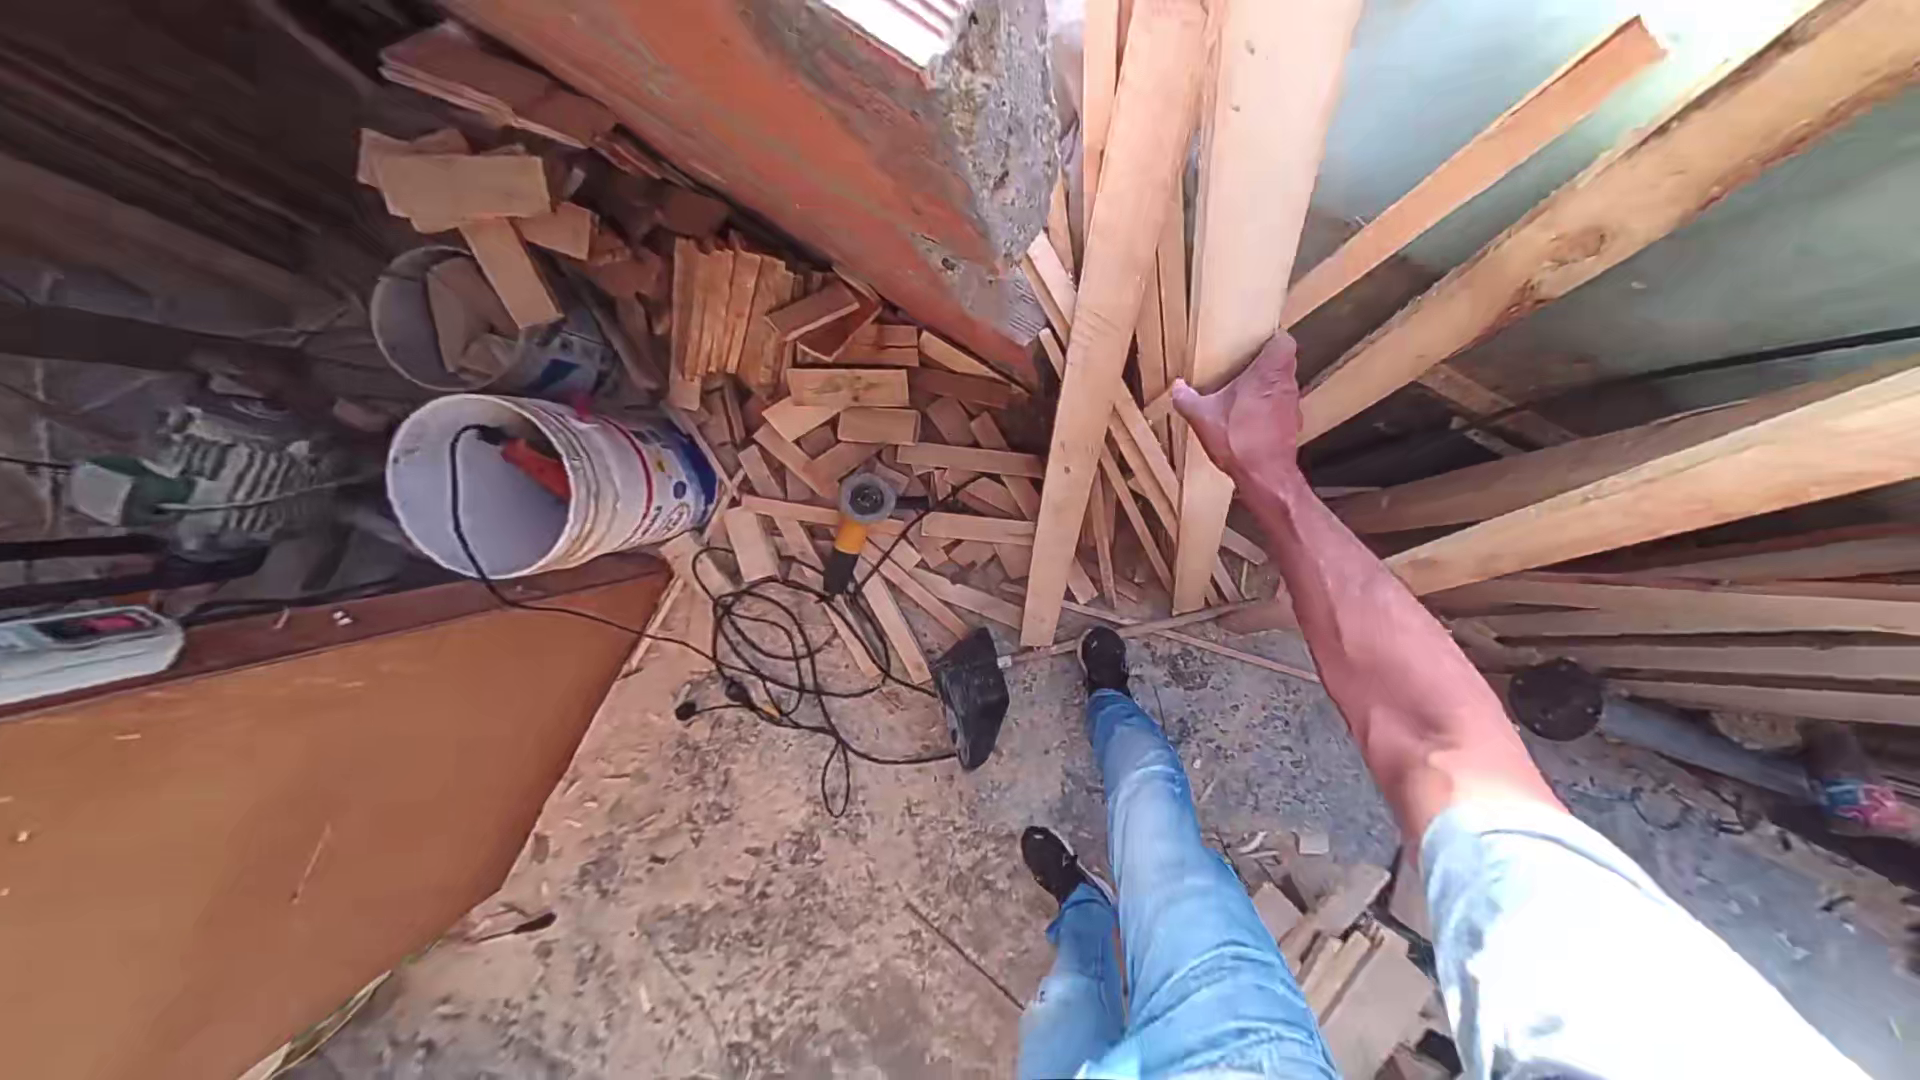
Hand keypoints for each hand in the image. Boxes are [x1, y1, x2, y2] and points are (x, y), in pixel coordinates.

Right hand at [1170, 332, 1303, 484]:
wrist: (1264, 475)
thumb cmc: (1239, 440)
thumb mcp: (1202, 417)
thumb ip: (1187, 399)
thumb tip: (1177, 387)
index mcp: (1269, 372)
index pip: (1284, 340)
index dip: (1271, 338)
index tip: (1253, 343)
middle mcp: (1286, 384)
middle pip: (1283, 362)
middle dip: (1264, 363)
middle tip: (1242, 367)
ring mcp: (1292, 405)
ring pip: (1282, 385)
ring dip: (1265, 387)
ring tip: (1241, 395)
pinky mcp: (1291, 425)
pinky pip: (1280, 407)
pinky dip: (1267, 409)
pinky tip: (1247, 421)